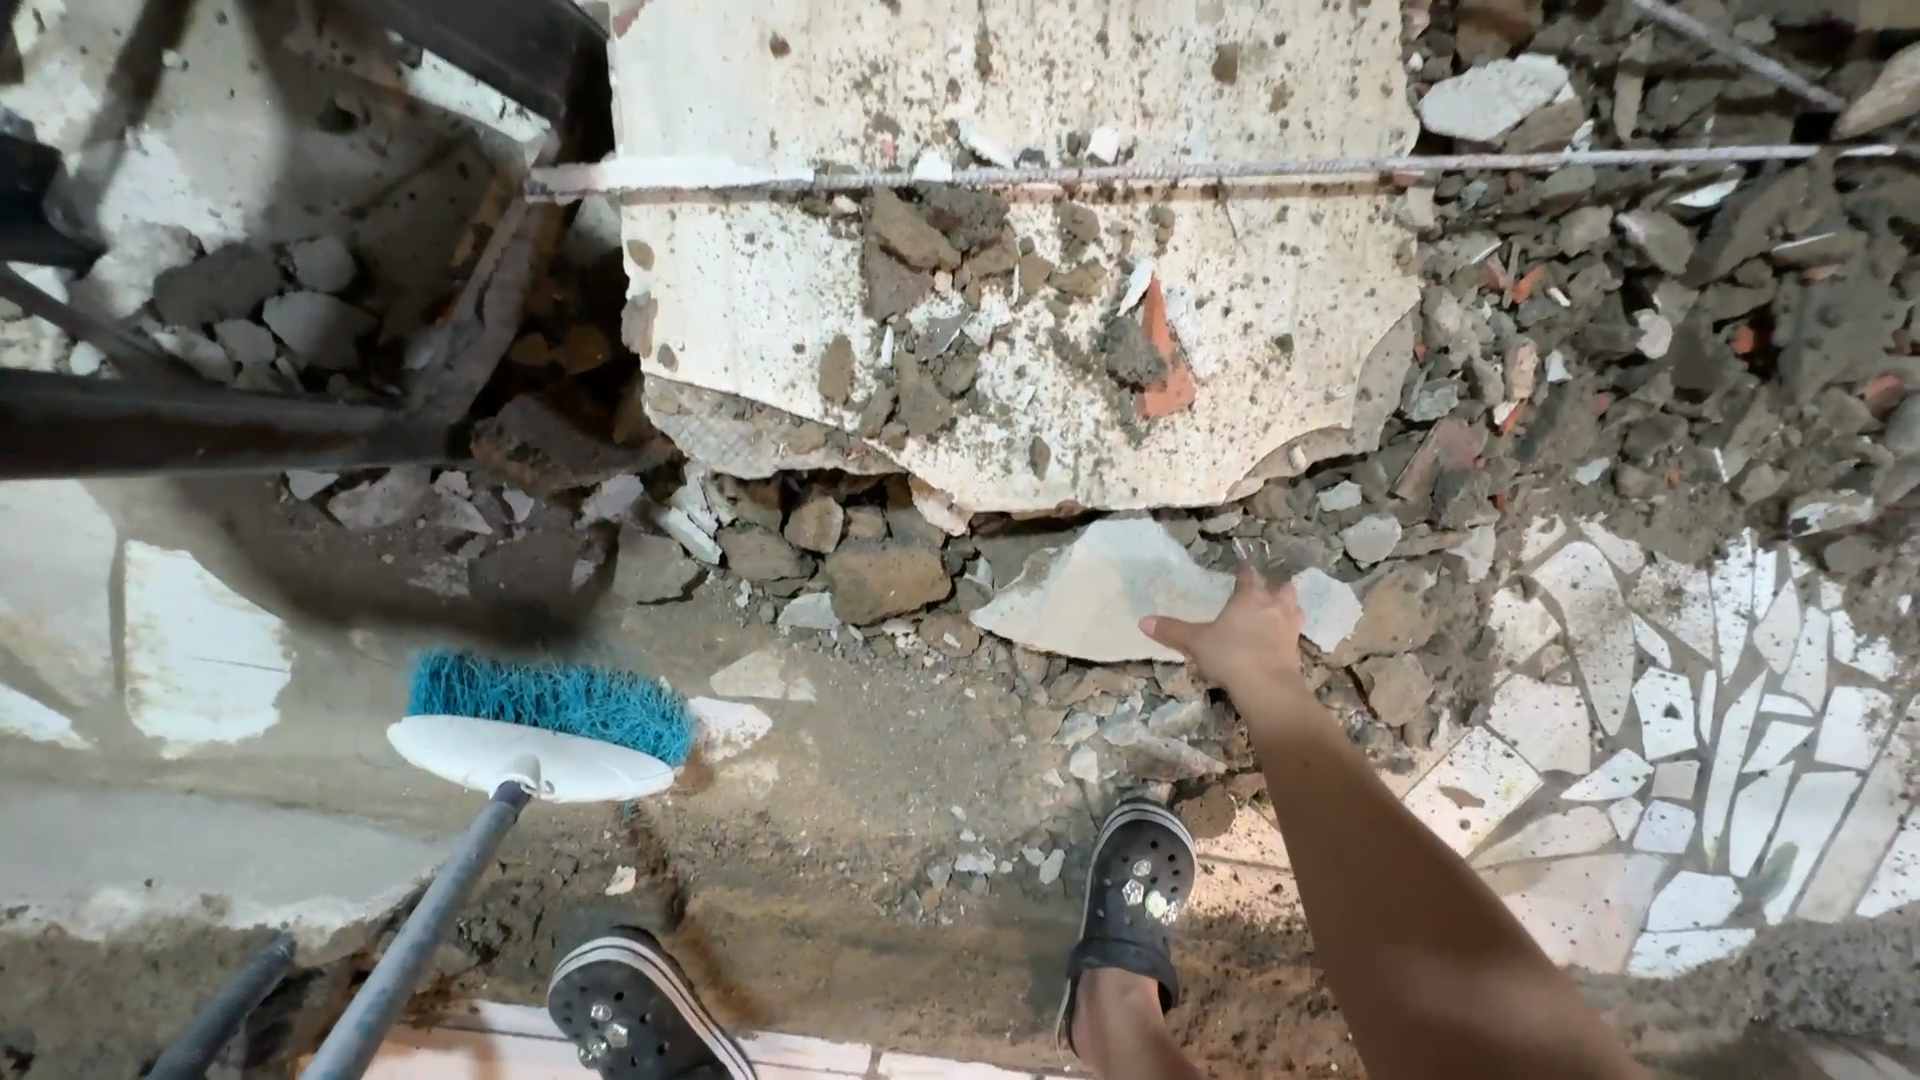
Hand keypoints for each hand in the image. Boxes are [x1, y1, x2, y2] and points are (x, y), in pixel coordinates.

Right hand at [1140, 565, 1309, 702]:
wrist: (1267, 686)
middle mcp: (1274, 606)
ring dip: (1287, 607)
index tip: (1240, 569)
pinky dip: (1288, 632)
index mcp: (1249, 597)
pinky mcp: (1297, 650)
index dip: (1244, 571)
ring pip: (1294, 608)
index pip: (1249, 575)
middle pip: (1282, 588)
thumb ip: (1172, 631)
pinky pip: (1295, 633)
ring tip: (1276, 612)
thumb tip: (1143, 621)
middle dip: (1274, 587)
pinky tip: (1278, 640)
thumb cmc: (1230, 654)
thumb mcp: (1195, 642)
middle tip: (1264, 591)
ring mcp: (1289, 628)